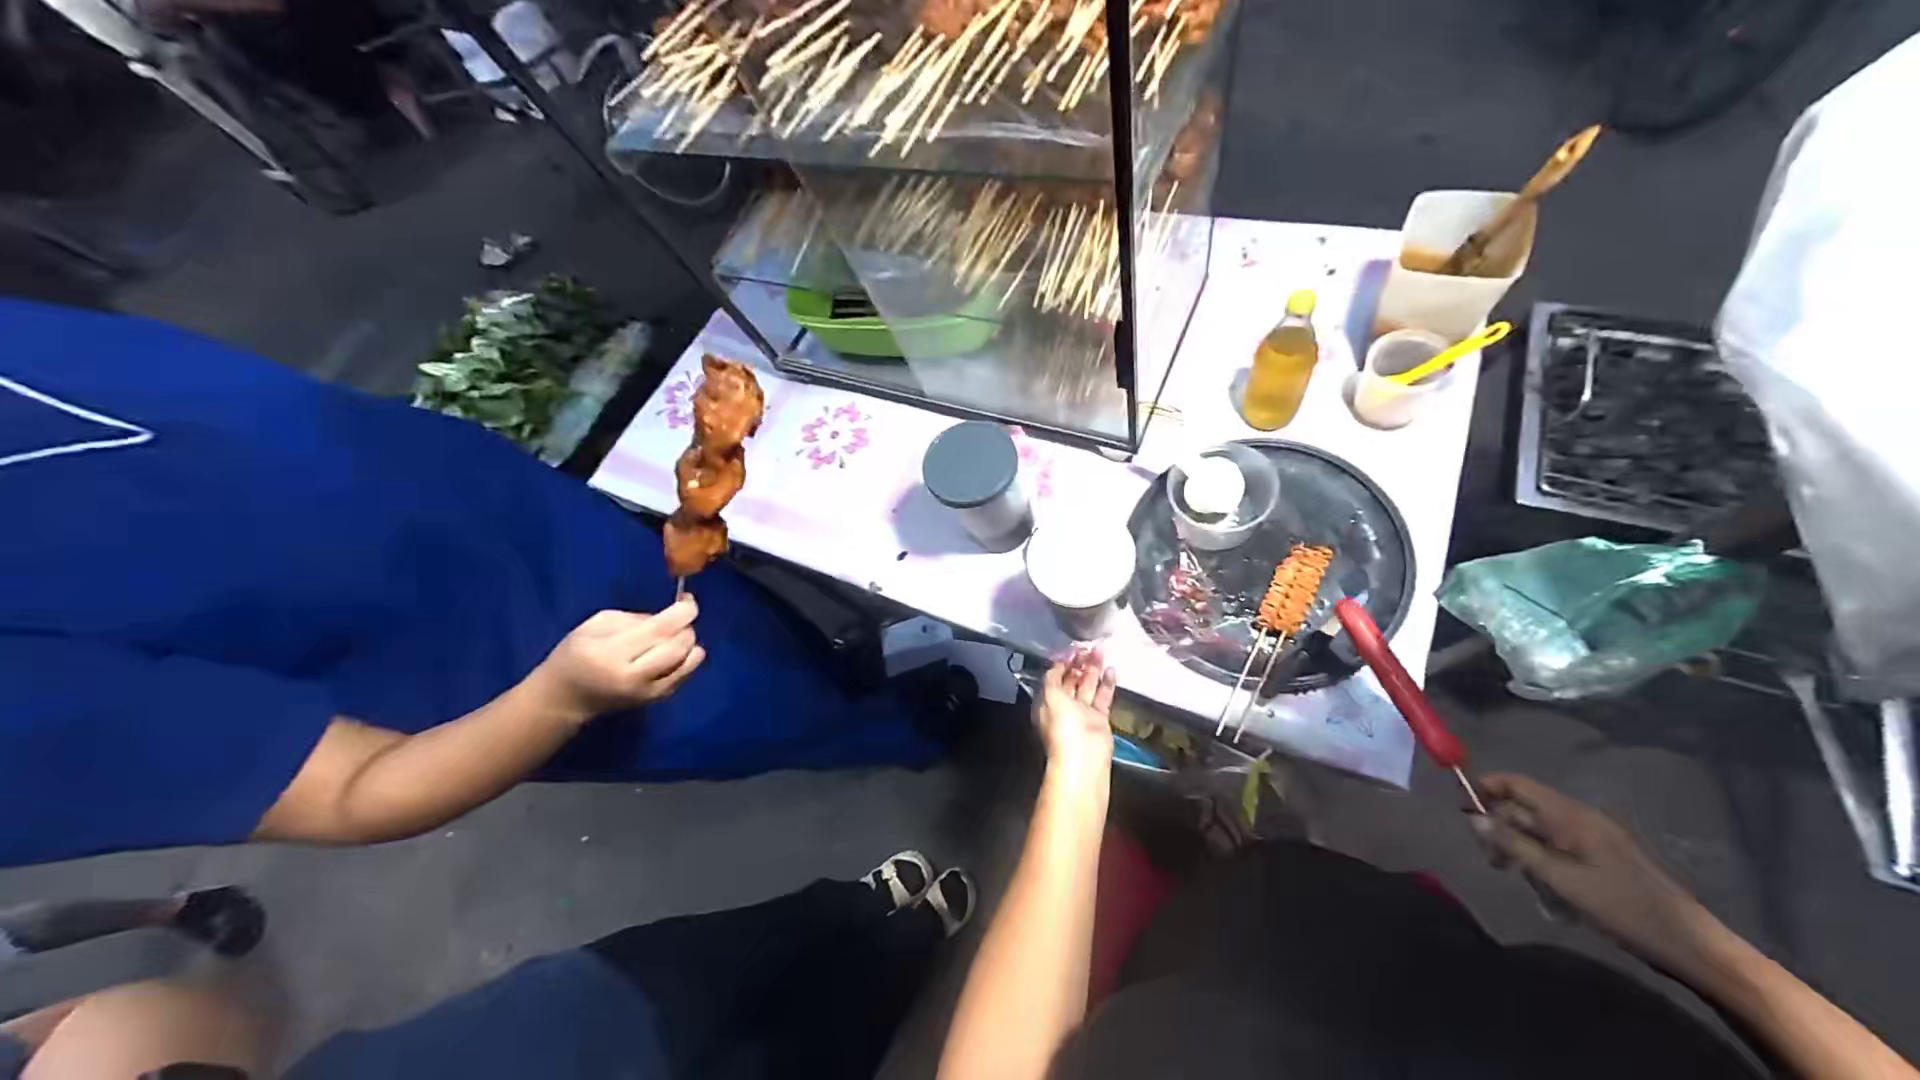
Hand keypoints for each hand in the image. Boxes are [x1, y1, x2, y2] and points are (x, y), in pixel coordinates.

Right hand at [533, 599, 705, 722]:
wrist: (564, 699)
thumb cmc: (574, 656)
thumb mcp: (595, 626)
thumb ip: (635, 619)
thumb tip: (670, 616)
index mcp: (611, 653)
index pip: (661, 630)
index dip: (684, 611)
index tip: (687, 599)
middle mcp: (634, 676)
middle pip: (680, 646)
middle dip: (687, 626)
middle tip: (678, 618)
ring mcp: (648, 692)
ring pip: (689, 663)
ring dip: (690, 644)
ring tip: (674, 636)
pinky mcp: (656, 701)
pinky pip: (686, 675)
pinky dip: (687, 659)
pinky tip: (673, 652)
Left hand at [1034, 649, 1116, 782]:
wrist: (1083, 758)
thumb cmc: (1061, 726)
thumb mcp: (1050, 696)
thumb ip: (1053, 678)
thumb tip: (1057, 664)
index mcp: (1047, 701)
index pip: (1053, 677)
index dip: (1062, 662)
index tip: (1072, 648)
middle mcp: (1063, 706)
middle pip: (1071, 680)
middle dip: (1078, 663)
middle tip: (1088, 647)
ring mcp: (1082, 712)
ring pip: (1088, 685)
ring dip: (1093, 668)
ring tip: (1101, 651)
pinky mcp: (1099, 719)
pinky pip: (1103, 697)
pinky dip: (1107, 683)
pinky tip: (1111, 669)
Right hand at [1473, 773, 1712, 970]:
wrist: (1694, 948)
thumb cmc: (1624, 908)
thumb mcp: (1560, 878)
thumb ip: (1514, 844)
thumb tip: (1472, 817)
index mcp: (1572, 815)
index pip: (1516, 783)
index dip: (1484, 787)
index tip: (1460, 805)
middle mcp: (1581, 818)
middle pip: (1523, 807)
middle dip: (1498, 825)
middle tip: (1486, 856)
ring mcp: (1593, 838)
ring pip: (1537, 829)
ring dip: (1517, 846)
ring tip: (1509, 873)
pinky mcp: (1601, 857)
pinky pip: (1556, 846)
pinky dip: (1539, 858)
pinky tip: (1539, 884)